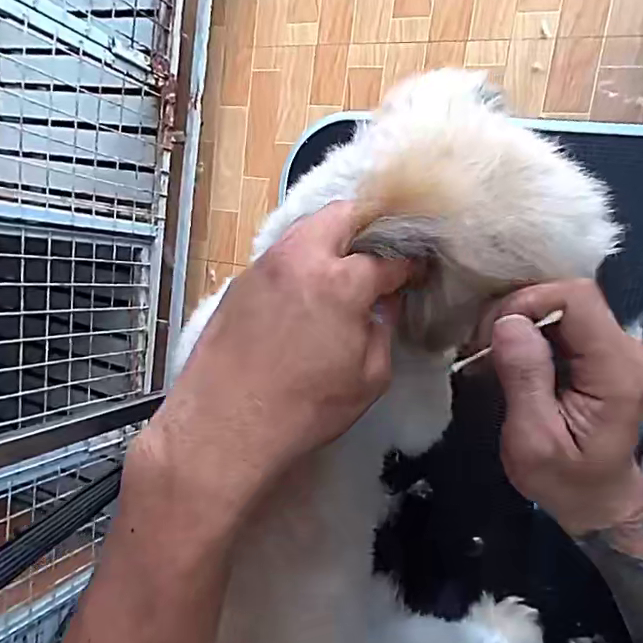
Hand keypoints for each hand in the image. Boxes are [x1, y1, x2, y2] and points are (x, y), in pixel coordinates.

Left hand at [138, 200, 413, 506]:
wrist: (225, 428)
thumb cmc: (305, 408)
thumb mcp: (370, 377)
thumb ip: (385, 330)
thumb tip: (385, 307)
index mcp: (340, 281)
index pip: (387, 258)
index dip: (409, 265)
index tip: (417, 271)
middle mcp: (299, 259)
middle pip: (343, 215)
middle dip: (371, 227)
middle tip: (385, 254)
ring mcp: (264, 267)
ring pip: (307, 229)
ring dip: (335, 239)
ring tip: (350, 270)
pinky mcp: (239, 283)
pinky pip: (283, 254)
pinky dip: (305, 259)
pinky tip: (313, 290)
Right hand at [486, 280, 642, 534]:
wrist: (599, 500)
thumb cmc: (566, 481)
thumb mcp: (534, 441)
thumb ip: (525, 379)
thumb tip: (507, 322)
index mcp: (617, 370)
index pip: (578, 299)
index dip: (528, 302)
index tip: (491, 336)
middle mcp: (628, 349)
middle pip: (572, 297)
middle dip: (520, 312)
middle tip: (483, 347)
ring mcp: (620, 347)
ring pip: (566, 305)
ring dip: (523, 322)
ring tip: (492, 354)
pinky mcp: (605, 351)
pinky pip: (567, 322)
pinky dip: (534, 332)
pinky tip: (512, 357)